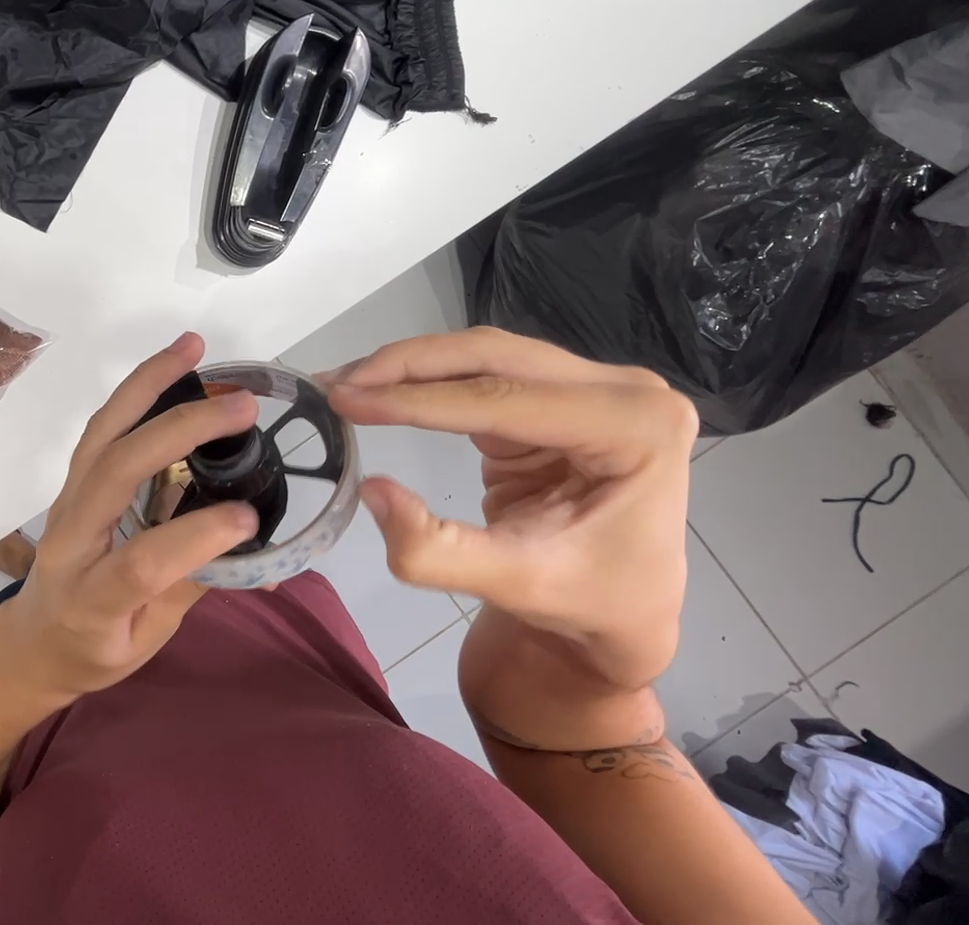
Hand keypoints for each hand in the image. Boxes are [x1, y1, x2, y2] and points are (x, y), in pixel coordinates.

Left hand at [0, 332, 259, 704]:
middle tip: (240, 406)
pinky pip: (99, 430)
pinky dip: (134, 394)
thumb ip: (188, 591)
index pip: (139, 562)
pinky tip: (168, 369)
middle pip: (113, 471)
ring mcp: (66, 501)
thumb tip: (254, 552)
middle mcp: (71, 538)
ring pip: (100, 433)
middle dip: (178, 431)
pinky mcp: (71, 482)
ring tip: (192, 350)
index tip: (249, 516)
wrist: (33, 640)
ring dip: (147, 385)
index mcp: (90, 596)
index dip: (194, 537)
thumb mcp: (142, 643)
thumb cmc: (91, 650)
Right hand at [320, 327, 697, 750]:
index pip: (504, 398)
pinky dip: (421, 383)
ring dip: (407, 367)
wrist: (618, 612)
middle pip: (492, 356)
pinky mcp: (553, 397)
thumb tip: (369, 488)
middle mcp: (622, 391)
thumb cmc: (586, 603)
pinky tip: (377, 391)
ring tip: (342, 384)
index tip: (342, 400)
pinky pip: (477, 375)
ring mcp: (591, 387)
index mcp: (636, 427)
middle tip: (333, 384)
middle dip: (404, 367)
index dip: (416, 400)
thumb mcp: (512, 584)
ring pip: (481, 355)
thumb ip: (436, 549)